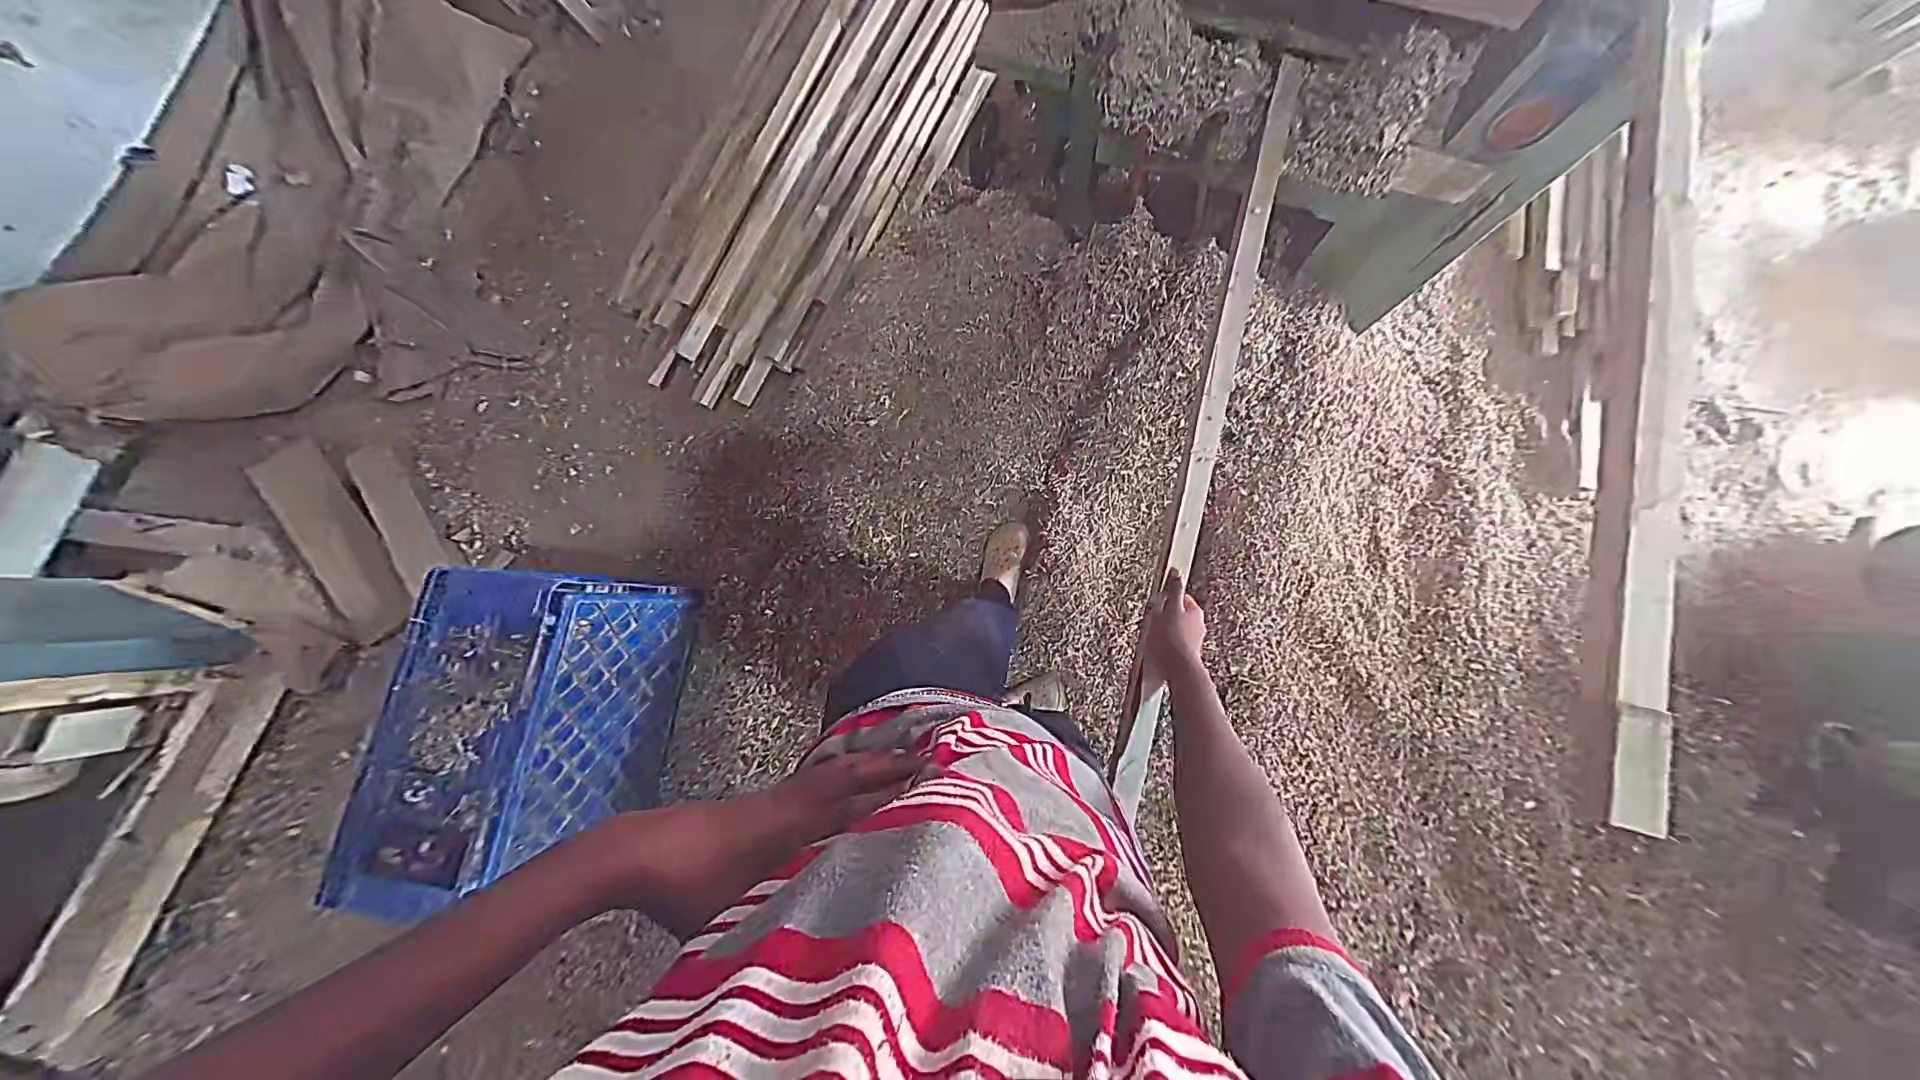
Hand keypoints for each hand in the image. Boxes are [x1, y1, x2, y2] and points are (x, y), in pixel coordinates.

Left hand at [572, 750, 925, 934]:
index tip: (935, 784)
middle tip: (931, 760)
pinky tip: (848, 777)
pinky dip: (842, 769)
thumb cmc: (690, 886)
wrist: (642, 850)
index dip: (896, 794)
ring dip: (869, 763)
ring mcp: (778, 797)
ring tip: (901, 758)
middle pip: (852, 776)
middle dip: (893, 768)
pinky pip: (815, 777)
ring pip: (833, 771)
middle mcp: (793, 804)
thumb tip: (831, 940)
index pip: (857, 805)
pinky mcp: (763, 799)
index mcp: (795, 827)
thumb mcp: (739, 912)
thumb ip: (785, 917)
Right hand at [1144, 568, 1205, 675]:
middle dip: (1165, 616)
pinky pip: (1172, 646)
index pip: (1182, 597)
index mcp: (1195, 612)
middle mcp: (1197, 627)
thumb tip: (1176, 573)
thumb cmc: (1173, 639)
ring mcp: (1192, 642)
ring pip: (1175, 631)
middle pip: (1178, 615)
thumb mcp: (1169, 608)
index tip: (1158, 598)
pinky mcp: (1185, 656)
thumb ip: (1173, 590)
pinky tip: (1156, 650)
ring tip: (1151, 637)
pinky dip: (1164, 646)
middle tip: (1152, 619)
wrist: (1178, 669)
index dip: (1168, 597)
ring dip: (1164, 632)